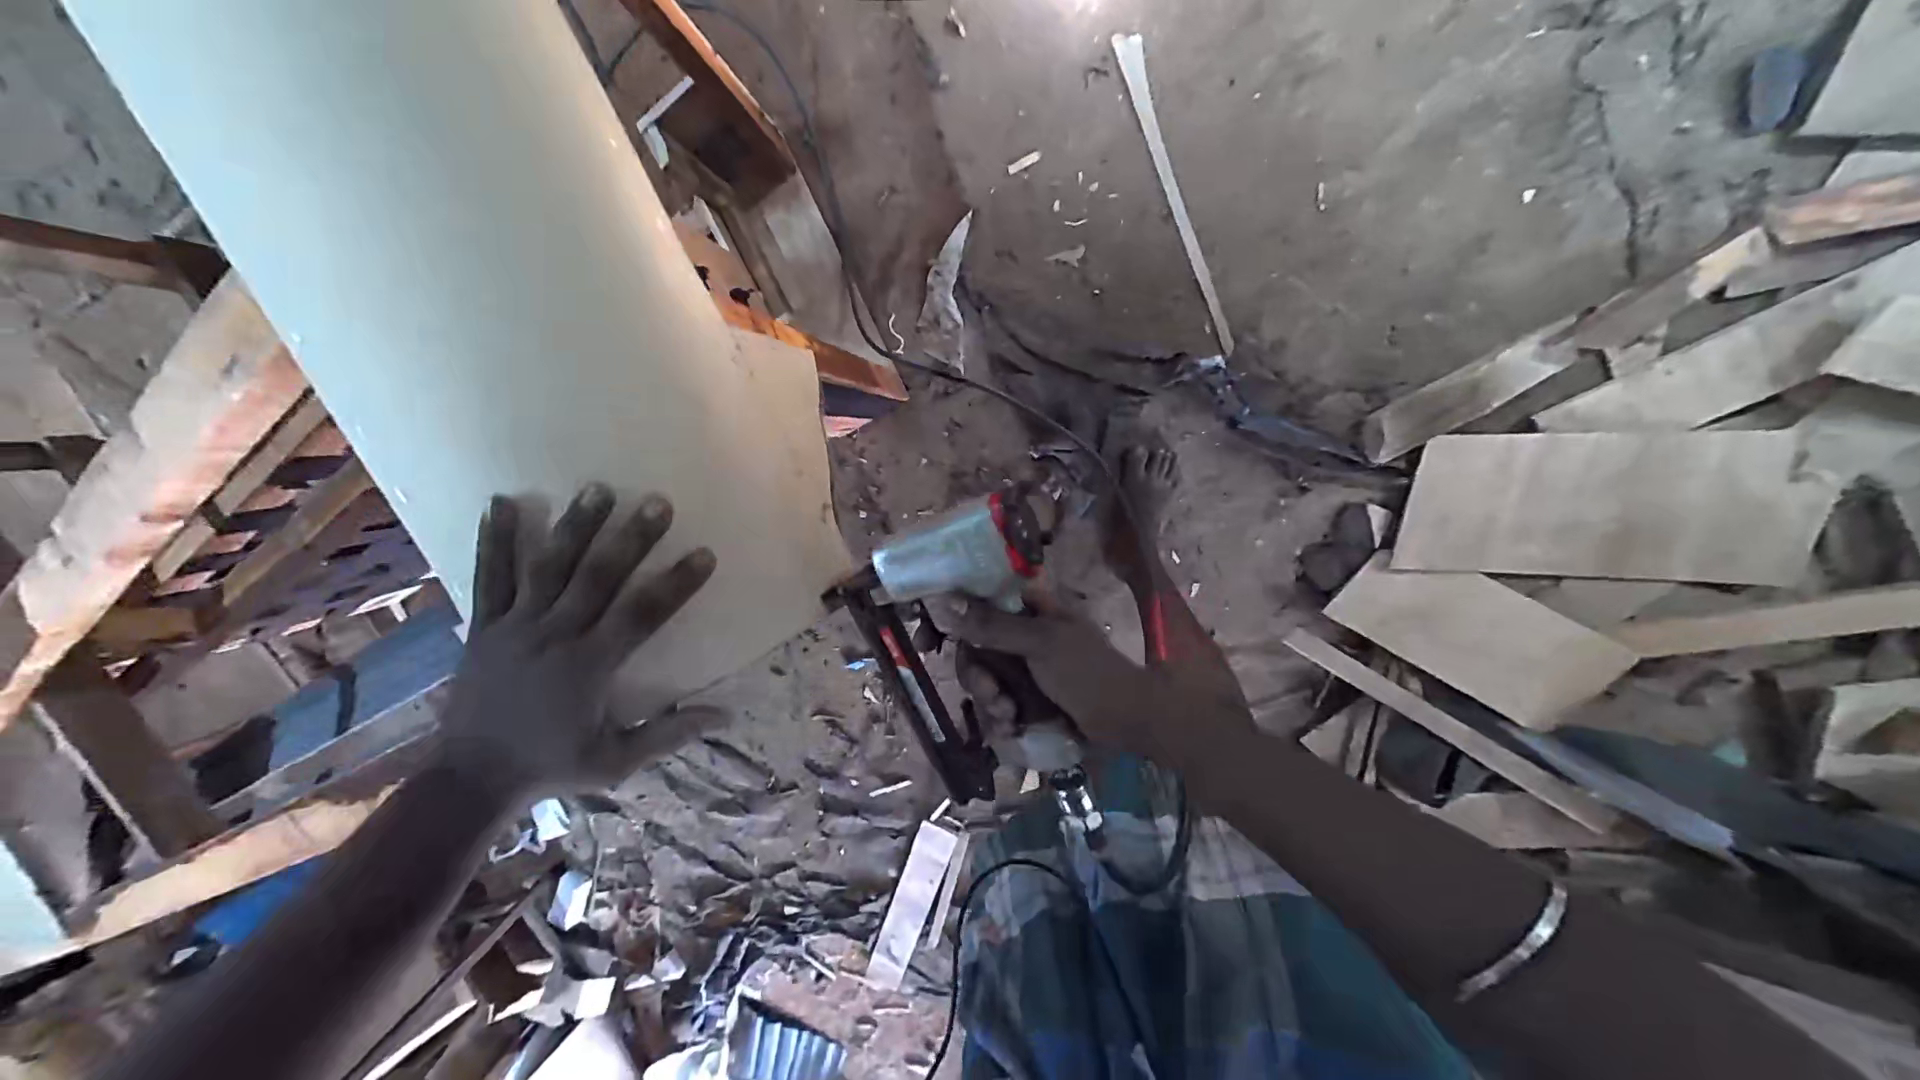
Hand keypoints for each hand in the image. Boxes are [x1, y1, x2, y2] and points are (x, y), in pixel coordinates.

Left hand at [436, 484, 718, 801]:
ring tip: (597, 489)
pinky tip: (500, 501)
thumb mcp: (617, 761)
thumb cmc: (551, 766)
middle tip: (657, 503)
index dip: (676, 584)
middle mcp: (555, 636)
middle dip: (631, 539)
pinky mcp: (484, 626)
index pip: (642, 616)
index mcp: (590, 666)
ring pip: (548, 568)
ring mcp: (514, 626)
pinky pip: (489, 576)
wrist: (468, 779)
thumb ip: (670, 732)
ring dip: (574, 527)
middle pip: (597, 578)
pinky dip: (493, 539)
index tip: (704, 554)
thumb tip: (725, 714)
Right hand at [938, 588, 1253, 764]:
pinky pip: (999, 706)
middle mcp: (1025, 634)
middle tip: (995, 696)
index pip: (980, 602)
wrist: (1133, 723)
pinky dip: (1001, 720)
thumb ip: (993, 625)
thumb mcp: (1042, 644)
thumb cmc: (1092, 673)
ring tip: (1011, 718)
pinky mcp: (1031, 700)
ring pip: (985, 681)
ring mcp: (1028, 669)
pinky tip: (1014, 729)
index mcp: (1032, 609)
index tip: (935, 638)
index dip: (957, 619)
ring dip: (990, 703)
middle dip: (979, 676)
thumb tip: (945, 602)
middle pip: (976, 648)